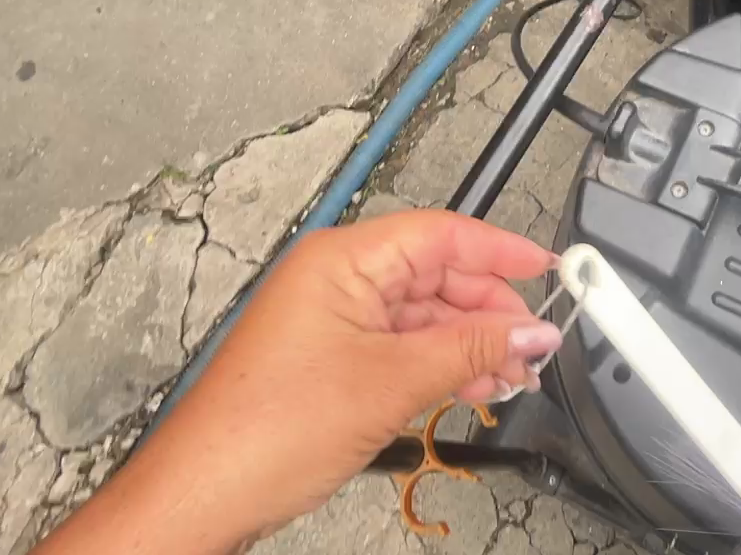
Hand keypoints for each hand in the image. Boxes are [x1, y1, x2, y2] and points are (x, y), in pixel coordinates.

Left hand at [36, 210, 561, 554]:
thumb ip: (472, 350)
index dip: (500, 250)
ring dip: (471, 344)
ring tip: (512, 373)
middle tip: (533, 342)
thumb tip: (531, 332)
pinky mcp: (337, 352)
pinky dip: (442, 363)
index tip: (546, 267)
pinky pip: (406, 344)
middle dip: (490, 311)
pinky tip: (474, 384)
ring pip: (427, 314)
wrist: (195, 506)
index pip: (442, 235)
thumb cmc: (264, 434)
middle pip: (439, 275)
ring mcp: (338, 316)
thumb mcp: (391, 383)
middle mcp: (341, 277)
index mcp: (345, 259)